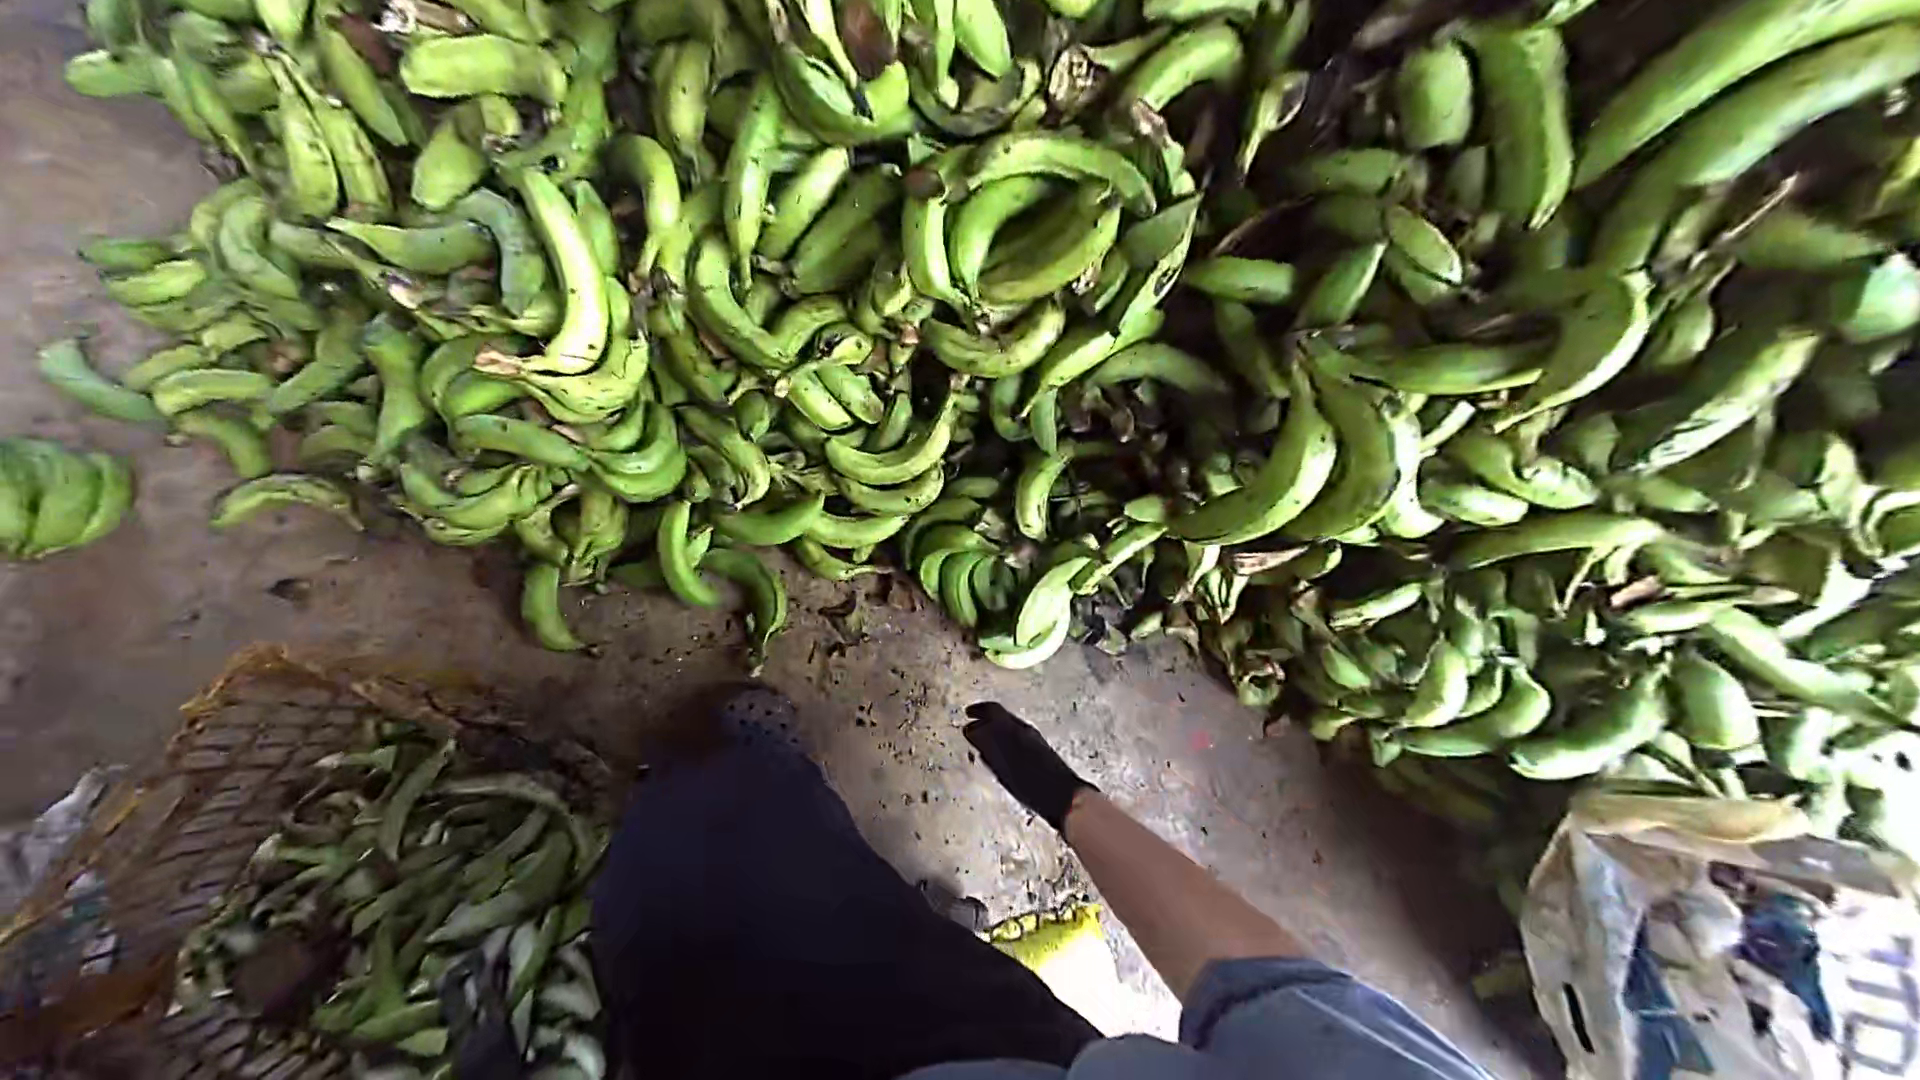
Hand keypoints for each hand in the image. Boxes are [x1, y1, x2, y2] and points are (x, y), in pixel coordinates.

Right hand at [962, 703, 1093, 830]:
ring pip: (1010, 729)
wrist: (1064, 797)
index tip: (968, 712)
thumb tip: (971, 729)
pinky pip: (1017, 740)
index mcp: (1017, 729)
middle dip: (986, 720)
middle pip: (1003, 718)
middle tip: (973, 725)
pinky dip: (1004, 741)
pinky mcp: (1040, 754)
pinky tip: (1000, 755)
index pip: (994, 710)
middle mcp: (1026, 732)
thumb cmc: (1034, 781)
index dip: (979, 710)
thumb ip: (988, 745)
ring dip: (994, 731)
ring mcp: (1035, 742)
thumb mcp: (1005, 763)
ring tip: (982, 740)